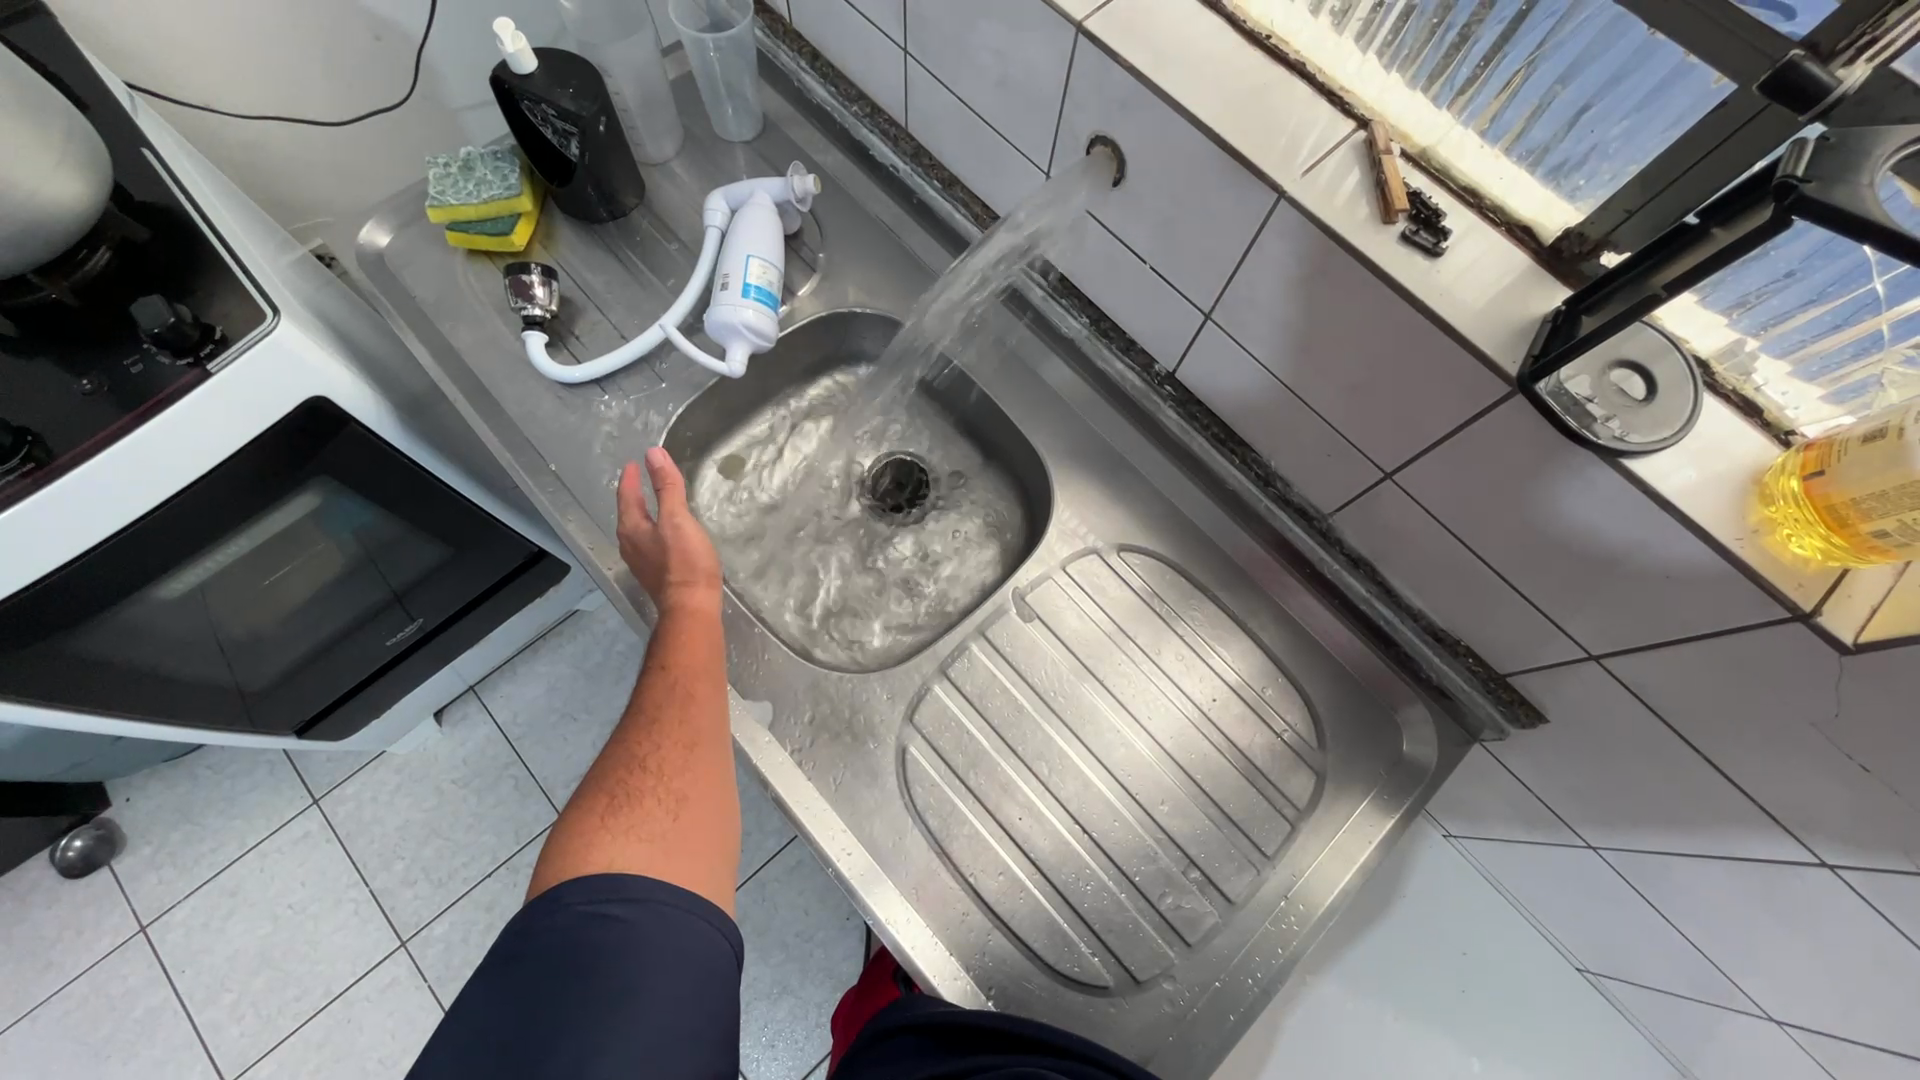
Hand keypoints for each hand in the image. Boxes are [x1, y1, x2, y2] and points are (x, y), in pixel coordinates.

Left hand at [616, 447, 722, 615]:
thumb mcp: (677, 518)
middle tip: (642, 480)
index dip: (631, 478)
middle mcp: (630, 544)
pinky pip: (649, 543)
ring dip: (643, 513)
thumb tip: (653, 454)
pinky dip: (654, 530)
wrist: (692, 606)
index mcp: (632, 528)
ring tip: (653, 503)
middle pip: (628, 513)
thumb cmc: (685, 562)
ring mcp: (641, 562)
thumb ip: (667, 486)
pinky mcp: (655, 574)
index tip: (635, 463)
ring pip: (637, 529)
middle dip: (634, 495)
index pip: (627, 495)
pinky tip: (665, 533)